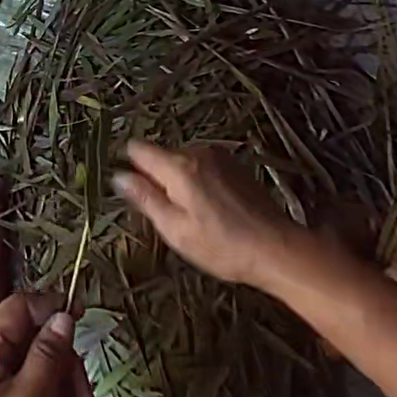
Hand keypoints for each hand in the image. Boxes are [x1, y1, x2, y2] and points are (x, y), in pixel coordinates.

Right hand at [112, 140, 310, 287]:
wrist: (278, 248)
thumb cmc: (222, 246)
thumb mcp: (176, 230)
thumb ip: (145, 198)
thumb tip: (118, 176)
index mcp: (178, 166)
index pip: (138, 149)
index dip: (129, 165)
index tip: (133, 189)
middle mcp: (197, 151)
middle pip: (161, 156)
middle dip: (157, 179)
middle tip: (170, 215)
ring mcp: (218, 155)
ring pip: (181, 161)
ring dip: (179, 181)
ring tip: (195, 215)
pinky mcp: (234, 163)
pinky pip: (201, 165)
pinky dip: (199, 181)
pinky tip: (213, 208)